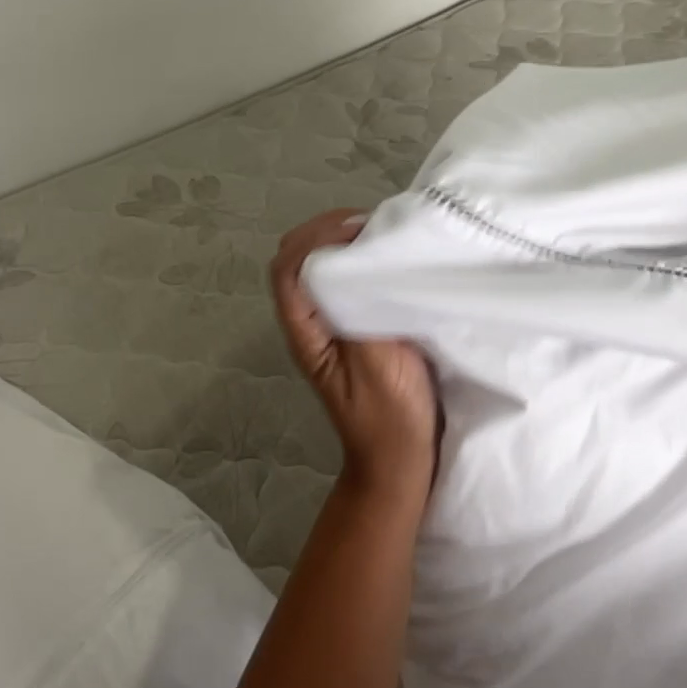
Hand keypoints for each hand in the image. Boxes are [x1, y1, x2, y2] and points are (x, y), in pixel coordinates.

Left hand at [270, 209, 441, 495]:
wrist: (399, 462)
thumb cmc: (389, 416)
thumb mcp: (377, 363)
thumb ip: (360, 310)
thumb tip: (355, 260)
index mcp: (307, 330)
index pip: (287, 267)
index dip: (315, 238)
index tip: (359, 230)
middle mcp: (312, 322)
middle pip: (297, 260)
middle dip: (328, 232)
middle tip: (373, 225)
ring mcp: (332, 326)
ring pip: (321, 269)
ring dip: (346, 245)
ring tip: (383, 236)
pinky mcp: (356, 329)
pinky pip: (347, 283)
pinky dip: (363, 263)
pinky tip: (392, 263)